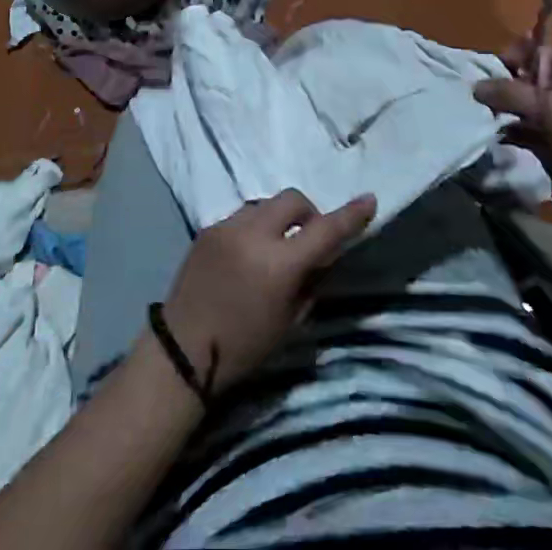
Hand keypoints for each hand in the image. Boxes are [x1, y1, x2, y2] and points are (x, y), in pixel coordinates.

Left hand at [160, 189, 375, 396]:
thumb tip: (322, 254)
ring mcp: (226, 228)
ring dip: (279, 218)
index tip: (369, 200)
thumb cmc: (244, 346)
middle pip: (292, 199)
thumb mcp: (290, 320)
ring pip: (265, 203)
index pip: (325, 229)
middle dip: (308, 213)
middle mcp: (252, 235)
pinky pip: (241, 216)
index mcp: (278, 264)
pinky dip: (254, 227)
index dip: (351, 214)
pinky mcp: (207, 229)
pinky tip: (248, 253)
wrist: (182, 351)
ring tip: (275, 246)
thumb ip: (310, 279)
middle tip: (308, 239)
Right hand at [474, 40, 551, 218]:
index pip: (539, 52)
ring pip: (526, 109)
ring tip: (482, 119)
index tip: (488, 71)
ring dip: (504, 113)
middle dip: (503, 87)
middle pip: (529, 81)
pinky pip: (528, 134)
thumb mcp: (551, 108)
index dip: (513, 56)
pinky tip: (495, 138)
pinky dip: (511, 135)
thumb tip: (476, 85)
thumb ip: (510, 93)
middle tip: (480, 100)